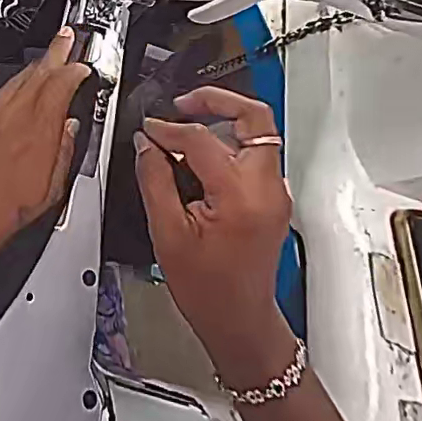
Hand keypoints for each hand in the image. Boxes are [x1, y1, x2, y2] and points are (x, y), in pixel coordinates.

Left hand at [0, 26, 91, 278]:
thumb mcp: (52, 188)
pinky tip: (21, 87)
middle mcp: (12, 115)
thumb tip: (69, 128)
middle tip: (67, 35)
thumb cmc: (3, 211)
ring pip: (17, 79)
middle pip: (38, 72)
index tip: (83, 65)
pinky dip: (15, 85)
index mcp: (38, 130)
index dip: (74, 70)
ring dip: (36, 66)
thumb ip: (64, 149)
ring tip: (49, 57)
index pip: (60, 85)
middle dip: (56, 52)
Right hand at [135, 87, 297, 389]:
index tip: (149, 130)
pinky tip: (200, 157)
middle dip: (217, 100)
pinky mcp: (272, 197)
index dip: (168, 129)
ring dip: (223, 122)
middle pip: (254, 117)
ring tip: (186, 131)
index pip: (201, 140)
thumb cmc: (208, 289)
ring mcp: (274, 191)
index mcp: (240, 195)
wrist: (239, 319)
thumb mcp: (168, 234)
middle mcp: (266, 187)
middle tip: (185, 103)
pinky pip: (254, 154)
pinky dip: (229, 144)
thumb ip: (155, 180)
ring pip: (257, 132)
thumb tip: (146, 144)